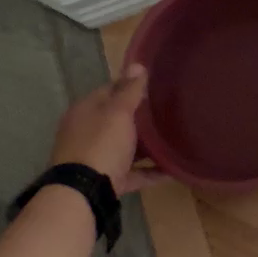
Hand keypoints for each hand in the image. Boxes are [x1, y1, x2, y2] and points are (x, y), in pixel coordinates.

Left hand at [50, 64, 167, 193]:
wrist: (84, 193)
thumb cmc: (101, 145)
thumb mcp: (118, 113)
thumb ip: (130, 90)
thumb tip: (137, 63)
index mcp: (85, 111)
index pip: (109, 90)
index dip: (130, 86)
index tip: (155, 86)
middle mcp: (87, 132)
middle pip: (117, 120)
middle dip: (140, 117)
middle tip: (168, 111)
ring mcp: (96, 158)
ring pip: (125, 147)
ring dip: (146, 145)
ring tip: (173, 139)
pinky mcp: (108, 180)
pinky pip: (134, 172)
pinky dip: (151, 171)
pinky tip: (172, 170)